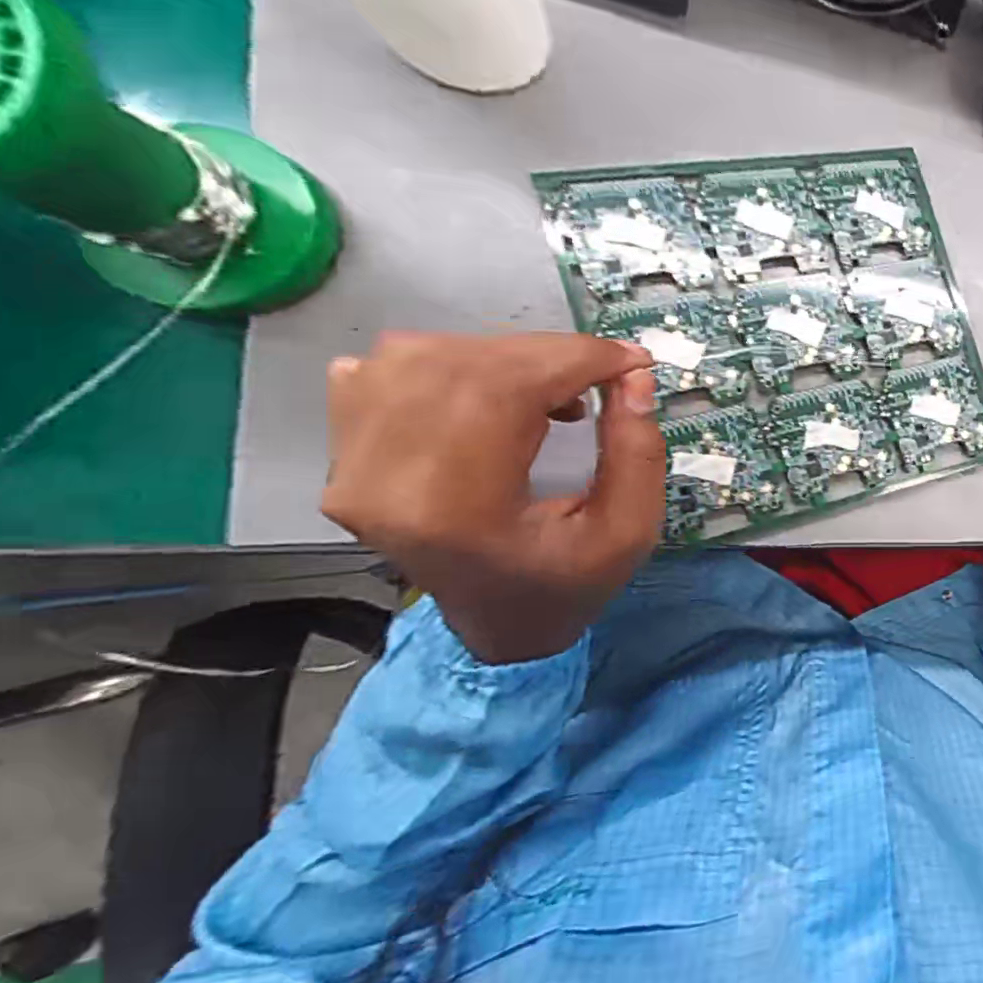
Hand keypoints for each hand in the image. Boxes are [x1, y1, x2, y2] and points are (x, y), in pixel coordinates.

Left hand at [321, 331, 664, 663]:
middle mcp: (384, 481)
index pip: (504, 390)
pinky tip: (487, 398)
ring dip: (500, 359)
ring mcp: (351, 466)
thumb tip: (632, 375)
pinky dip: (447, 366)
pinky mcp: (343, 455)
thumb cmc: (565, 588)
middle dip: (545, 356)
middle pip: (464, 365)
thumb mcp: (628, 534)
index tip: (625, 360)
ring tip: (547, 393)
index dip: (573, 359)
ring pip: (423, 355)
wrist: (499, 627)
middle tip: (596, 376)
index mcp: (456, 512)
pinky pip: (383, 370)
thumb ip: (638, 452)